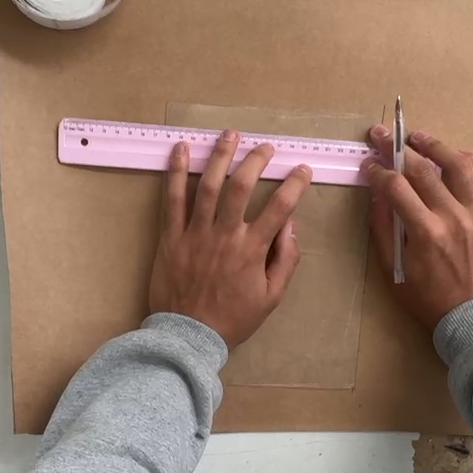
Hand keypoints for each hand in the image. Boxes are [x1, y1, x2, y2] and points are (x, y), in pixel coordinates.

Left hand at [149, 130, 311, 347]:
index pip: (280, 207)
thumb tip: (291, 227)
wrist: (188, 337)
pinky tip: (181, 149)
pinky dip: (175, 172)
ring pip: (208, 185)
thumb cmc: (232, 320)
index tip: (302, 170)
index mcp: (252, 250)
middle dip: (257, 160)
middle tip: (266, 148)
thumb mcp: (271, 298)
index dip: (295, 184)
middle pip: (242, 186)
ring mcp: (195, 234)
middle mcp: (225, 235)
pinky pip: (171, 200)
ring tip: (230, 135)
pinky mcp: (170, 237)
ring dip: (220, 156)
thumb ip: (285, 261)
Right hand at [363, 125, 472, 330]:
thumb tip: (376, 193)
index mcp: (424, 232)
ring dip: (436, 146)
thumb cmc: (424, 296)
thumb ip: (383, 228)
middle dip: (397, 148)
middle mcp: (452, 217)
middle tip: (382, 135)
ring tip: (419, 137)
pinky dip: (471, 161)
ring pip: (458, 165)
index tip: (368, 164)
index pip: (396, 188)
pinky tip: (455, 156)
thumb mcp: (392, 268)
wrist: (468, 315)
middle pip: (423, 169)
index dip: (378, 171)